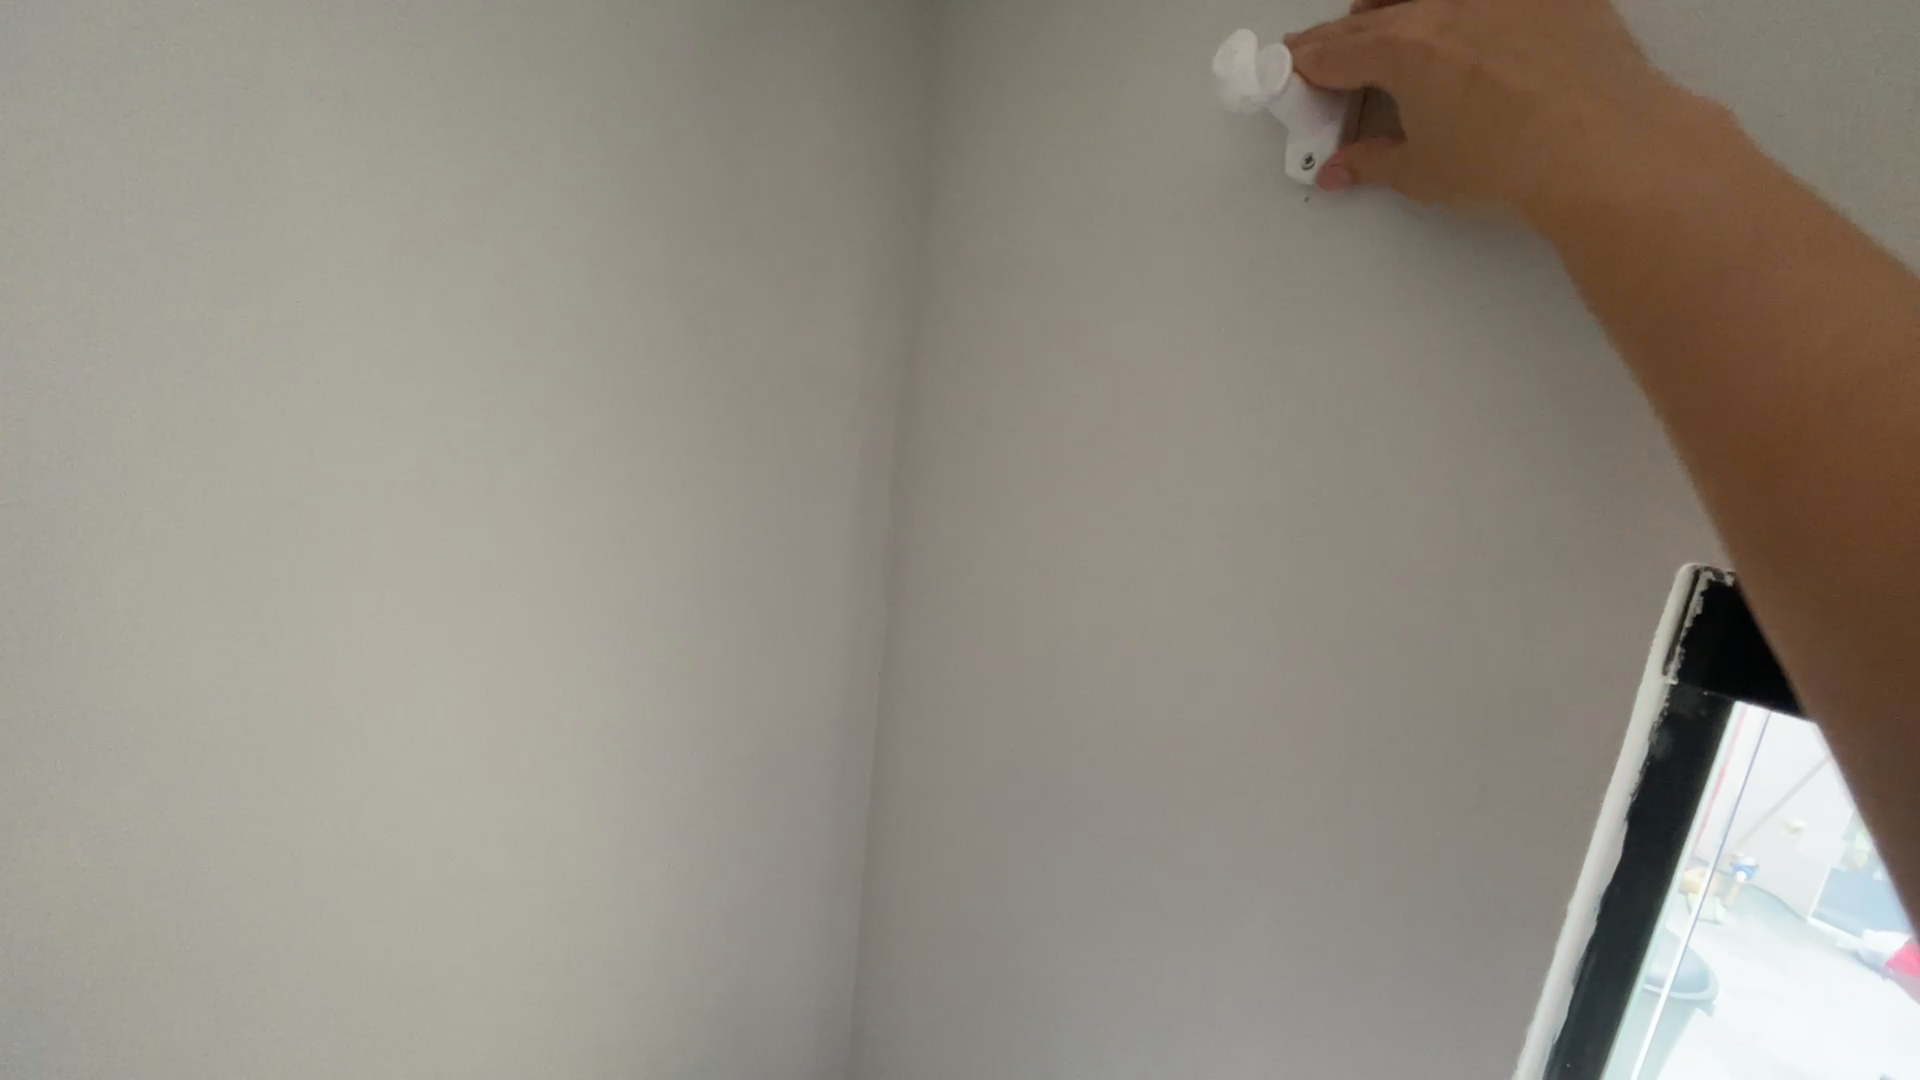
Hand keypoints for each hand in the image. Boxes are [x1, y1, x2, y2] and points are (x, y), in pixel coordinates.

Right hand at [1285, 0, 1715, 216]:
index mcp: (1405, 46)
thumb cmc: (1501, 158)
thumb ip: (1370, 160)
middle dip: (1339, 37)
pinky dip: (1454, 8)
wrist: (1600, 144)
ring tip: (1377, 15)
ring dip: (1391, 5)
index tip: (1286, 73)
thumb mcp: (1419, 170)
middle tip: (1322, 56)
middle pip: (1374, 15)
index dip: (1302, 64)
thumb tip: (1337, 169)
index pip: (1333, 52)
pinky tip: (1455, 21)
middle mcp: (1448, 3)